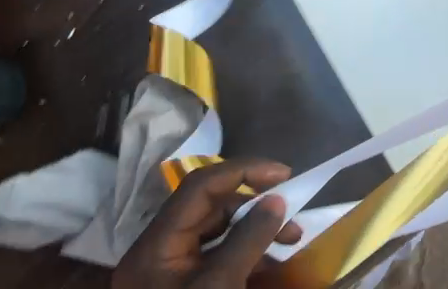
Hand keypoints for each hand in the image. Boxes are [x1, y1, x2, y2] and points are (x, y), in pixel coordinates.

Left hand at [113, 159, 302, 288]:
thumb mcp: (221, 286)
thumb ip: (249, 238)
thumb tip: (276, 199)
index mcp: (155, 246)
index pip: (200, 186)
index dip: (244, 171)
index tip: (284, 176)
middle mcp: (157, 251)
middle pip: (211, 206)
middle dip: (256, 204)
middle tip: (292, 212)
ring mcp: (168, 270)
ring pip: (218, 229)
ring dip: (258, 227)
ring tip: (291, 239)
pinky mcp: (182, 286)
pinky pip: (217, 252)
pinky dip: (248, 249)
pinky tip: (272, 260)